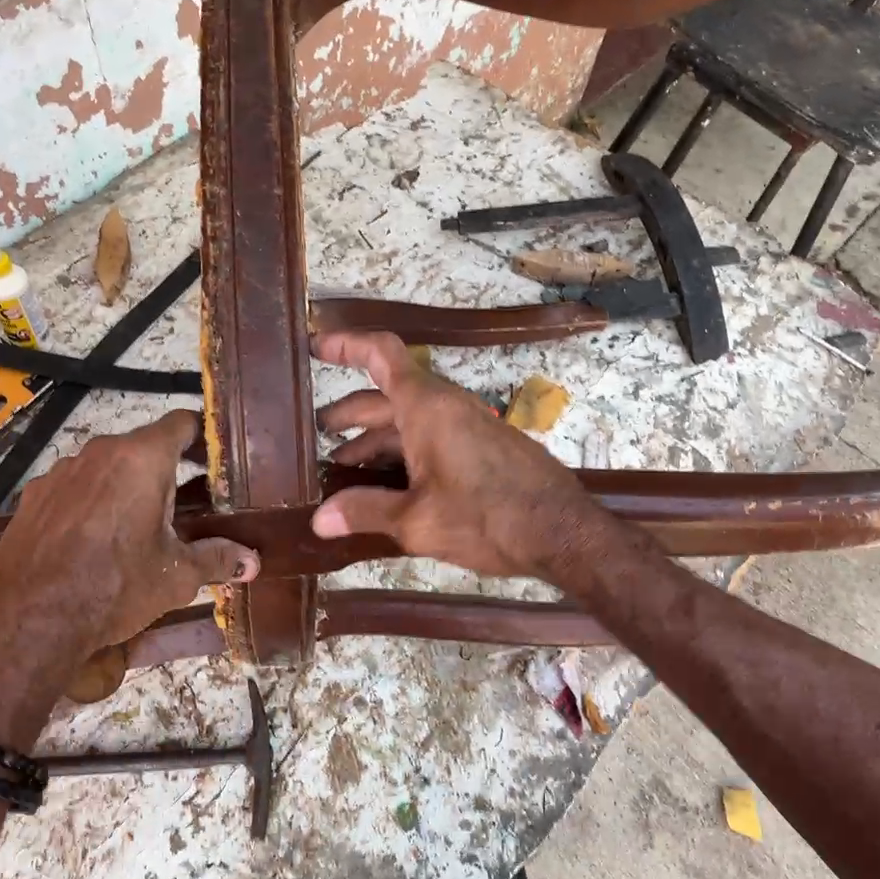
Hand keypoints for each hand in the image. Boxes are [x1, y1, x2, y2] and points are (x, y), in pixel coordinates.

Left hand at [0, 409, 259, 650]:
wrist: (33, 619)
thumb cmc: (116, 588)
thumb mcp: (175, 576)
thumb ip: (217, 559)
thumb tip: (253, 562)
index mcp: (142, 460)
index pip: (181, 423)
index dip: (202, 437)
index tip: (213, 460)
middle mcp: (100, 453)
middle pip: (142, 446)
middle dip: (164, 469)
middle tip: (183, 503)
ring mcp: (61, 471)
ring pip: (105, 466)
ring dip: (124, 485)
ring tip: (134, 524)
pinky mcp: (34, 495)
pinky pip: (73, 487)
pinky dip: (88, 502)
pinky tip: (91, 539)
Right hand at [311, 331, 621, 588]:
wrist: (564, 533)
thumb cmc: (488, 518)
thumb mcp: (418, 521)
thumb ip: (365, 512)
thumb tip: (318, 520)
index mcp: (426, 408)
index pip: (380, 355)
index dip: (345, 345)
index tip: (315, 346)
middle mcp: (445, 407)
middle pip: (387, 396)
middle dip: (349, 413)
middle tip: (317, 432)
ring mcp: (467, 426)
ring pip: (409, 421)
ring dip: (374, 440)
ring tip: (343, 469)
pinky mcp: (482, 448)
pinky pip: (431, 437)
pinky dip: (402, 453)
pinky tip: (388, 486)